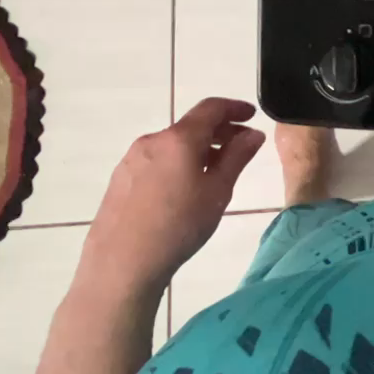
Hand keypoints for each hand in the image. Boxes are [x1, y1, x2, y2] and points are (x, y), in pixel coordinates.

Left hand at [77, 98, 266, 300]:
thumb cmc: (179, 225)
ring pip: (173, 145)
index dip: (235, 108)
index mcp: (179, 139)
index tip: (252, 116)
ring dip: (198, 149)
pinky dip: (177, 162)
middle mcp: (152, 141)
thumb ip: (237, 157)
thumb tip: (253, 134)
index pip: (211, 108)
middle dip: (219, 131)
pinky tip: (184, 190)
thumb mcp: (218, 191)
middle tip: (241, 147)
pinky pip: (157, 160)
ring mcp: (132, 160)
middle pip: (191, 126)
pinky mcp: (120, 180)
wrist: (121, 265)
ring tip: (215, 172)